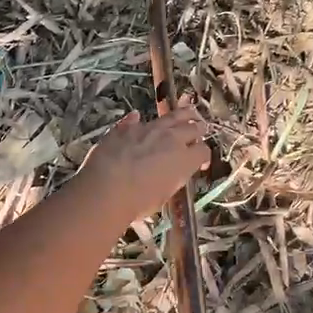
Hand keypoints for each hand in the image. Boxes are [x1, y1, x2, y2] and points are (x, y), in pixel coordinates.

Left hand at [77, 102, 210, 221]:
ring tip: (188, 111)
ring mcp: (149, 129)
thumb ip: (171, 179)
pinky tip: (137, 115)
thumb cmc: (138, 201)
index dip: (204, 157)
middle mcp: (171, 139)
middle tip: (201, 128)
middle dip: (198, 129)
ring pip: (171, 116)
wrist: (108, 187)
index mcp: (184, 159)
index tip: (201, 162)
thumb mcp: (163, 196)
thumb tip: (170, 173)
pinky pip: (136, 120)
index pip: (202, 152)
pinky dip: (139, 120)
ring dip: (181, 114)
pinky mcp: (127, 127)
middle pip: (191, 128)